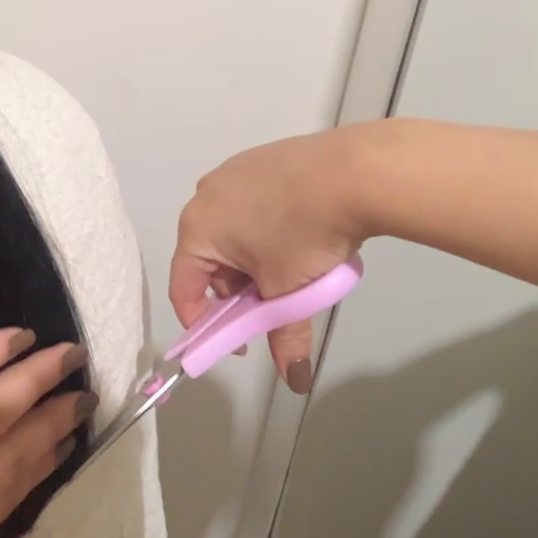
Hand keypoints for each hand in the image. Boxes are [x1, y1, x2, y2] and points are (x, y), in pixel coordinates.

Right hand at [171, 128, 365, 393]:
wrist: (353, 172)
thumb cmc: (304, 234)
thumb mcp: (289, 290)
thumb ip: (284, 337)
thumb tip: (295, 379)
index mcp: (197, 228)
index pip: (184, 287)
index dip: (205, 323)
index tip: (239, 341)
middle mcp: (204, 195)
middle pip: (208, 258)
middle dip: (236, 290)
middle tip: (271, 306)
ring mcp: (232, 171)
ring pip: (232, 230)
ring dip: (252, 259)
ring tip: (292, 270)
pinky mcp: (261, 158)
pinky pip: (252, 204)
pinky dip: (267, 227)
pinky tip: (301, 232)